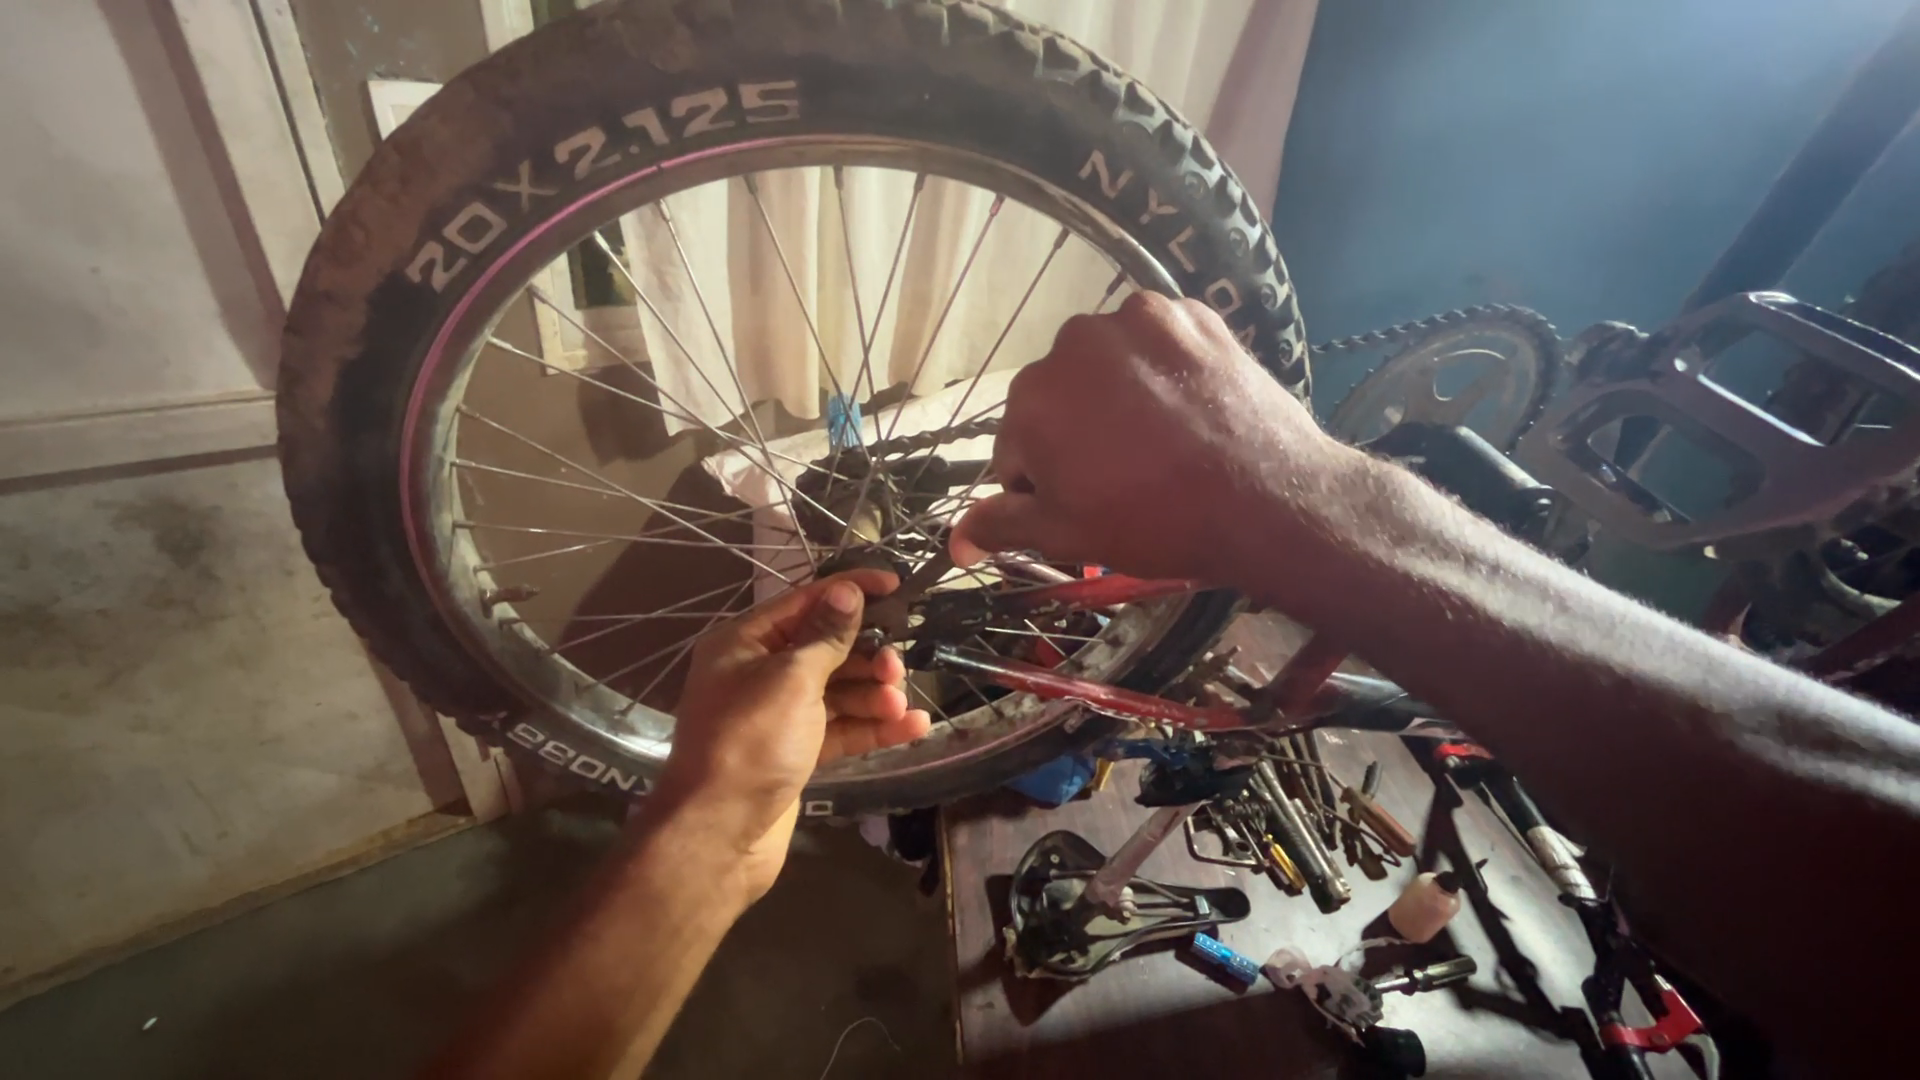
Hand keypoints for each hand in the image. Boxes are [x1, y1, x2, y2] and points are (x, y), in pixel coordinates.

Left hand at [652, 570, 931, 899]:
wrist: (718, 837)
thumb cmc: (751, 743)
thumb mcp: (792, 680)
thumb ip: (826, 635)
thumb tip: (847, 591)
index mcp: (745, 642)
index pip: (807, 601)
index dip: (851, 591)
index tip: (896, 585)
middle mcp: (760, 672)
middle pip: (827, 648)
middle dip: (867, 656)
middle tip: (897, 668)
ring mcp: (779, 713)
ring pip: (838, 690)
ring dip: (873, 694)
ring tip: (899, 706)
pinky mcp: (796, 750)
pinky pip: (841, 727)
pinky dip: (872, 726)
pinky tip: (912, 728)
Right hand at [950, 291, 1356, 584]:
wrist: (1269, 499)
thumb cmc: (1154, 522)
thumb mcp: (1066, 535)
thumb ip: (1000, 525)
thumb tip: (951, 541)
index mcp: (1032, 399)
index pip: (1016, 449)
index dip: (1043, 485)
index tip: (1084, 503)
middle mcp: (1073, 341)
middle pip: (1058, 399)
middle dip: (1076, 436)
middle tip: (1125, 477)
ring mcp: (1138, 317)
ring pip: (1105, 367)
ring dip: (1115, 398)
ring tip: (1160, 442)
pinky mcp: (1191, 312)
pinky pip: (1154, 343)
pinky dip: (1159, 371)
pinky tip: (1186, 407)